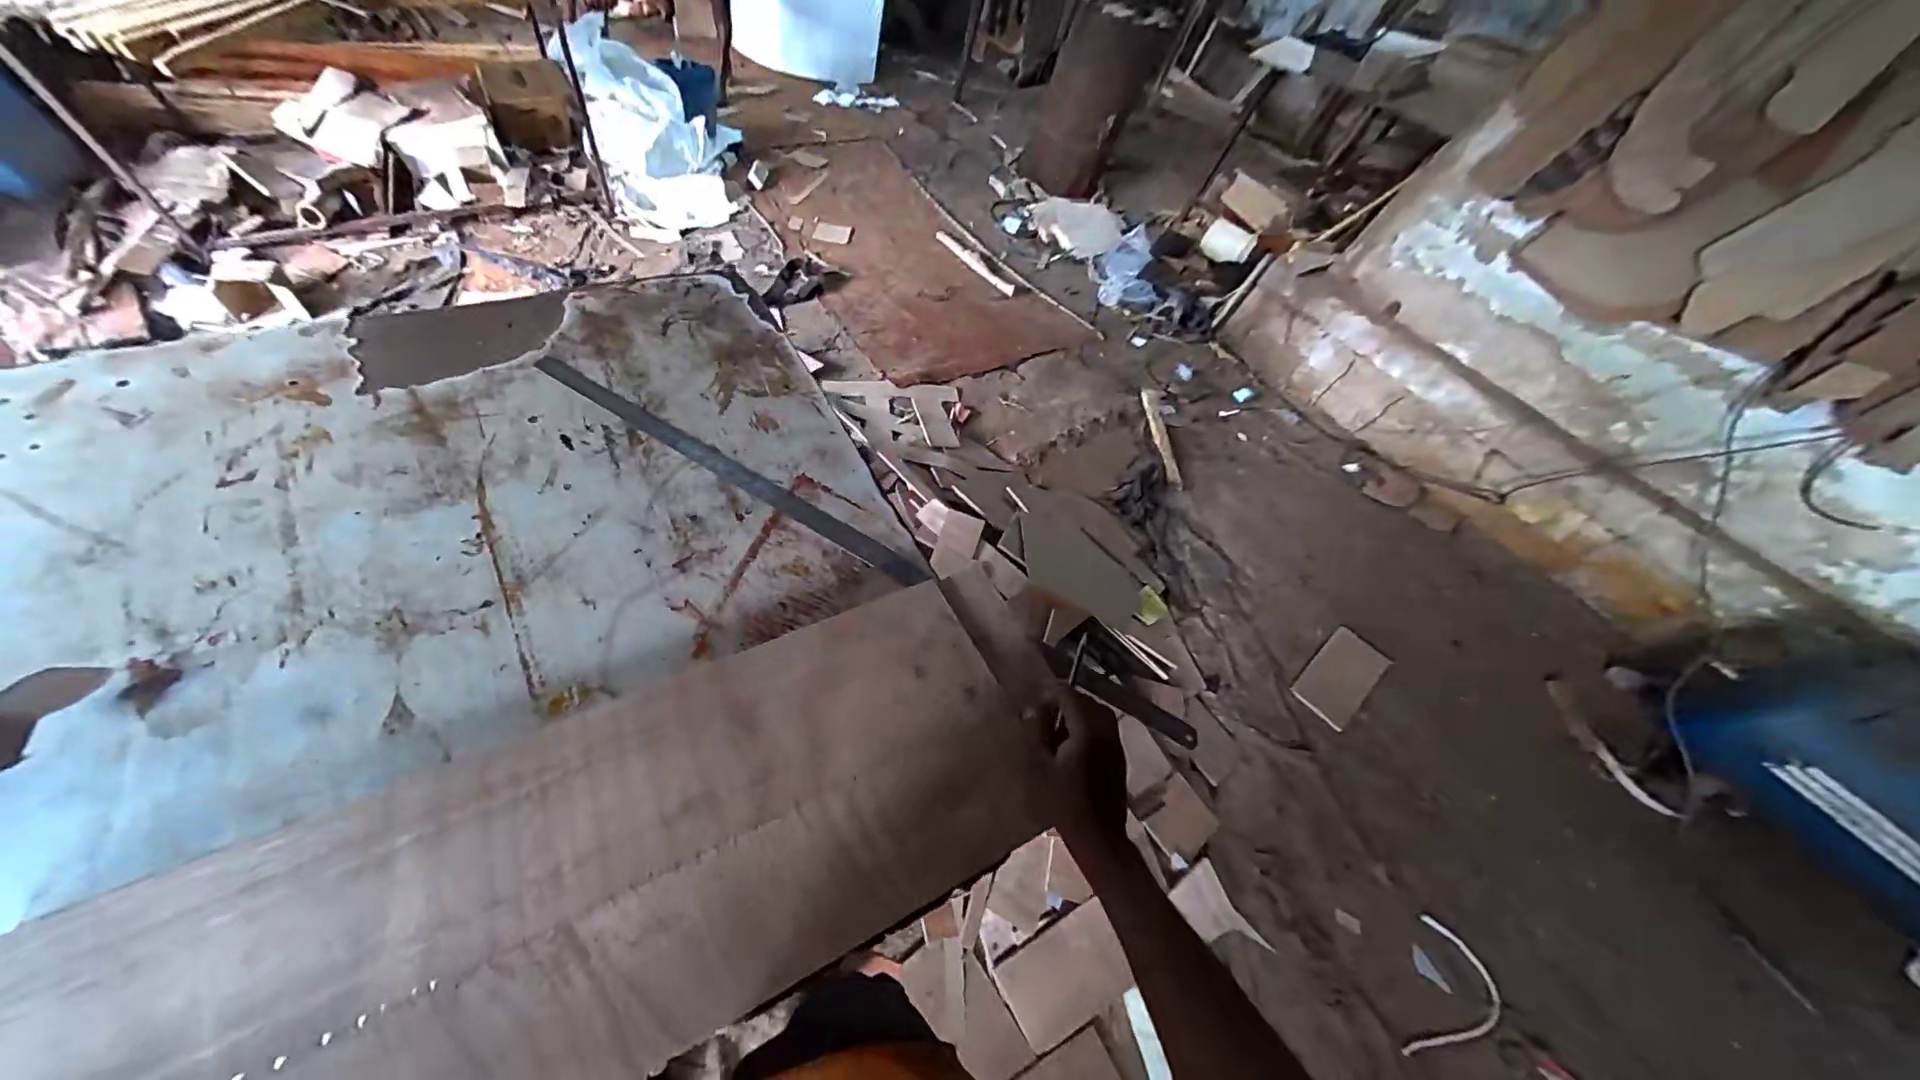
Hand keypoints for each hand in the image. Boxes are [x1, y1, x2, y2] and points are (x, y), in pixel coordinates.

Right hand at [1036, 686, 1130, 864]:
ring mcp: (1116, 745)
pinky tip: (1072, 743)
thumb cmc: (1063, 803)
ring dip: (1079, 713)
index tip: (1036, 698)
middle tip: (1045, 710)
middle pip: (1088, 702)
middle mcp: (1106, 731)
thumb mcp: (1040, 766)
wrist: (1098, 835)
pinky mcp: (1118, 758)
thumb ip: (1037, 732)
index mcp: (1087, 730)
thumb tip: (1034, 709)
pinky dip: (1088, 726)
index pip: (1071, 696)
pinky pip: (1105, 729)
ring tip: (1057, 726)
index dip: (1052, 692)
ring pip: (1099, 714)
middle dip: (1067, 700)